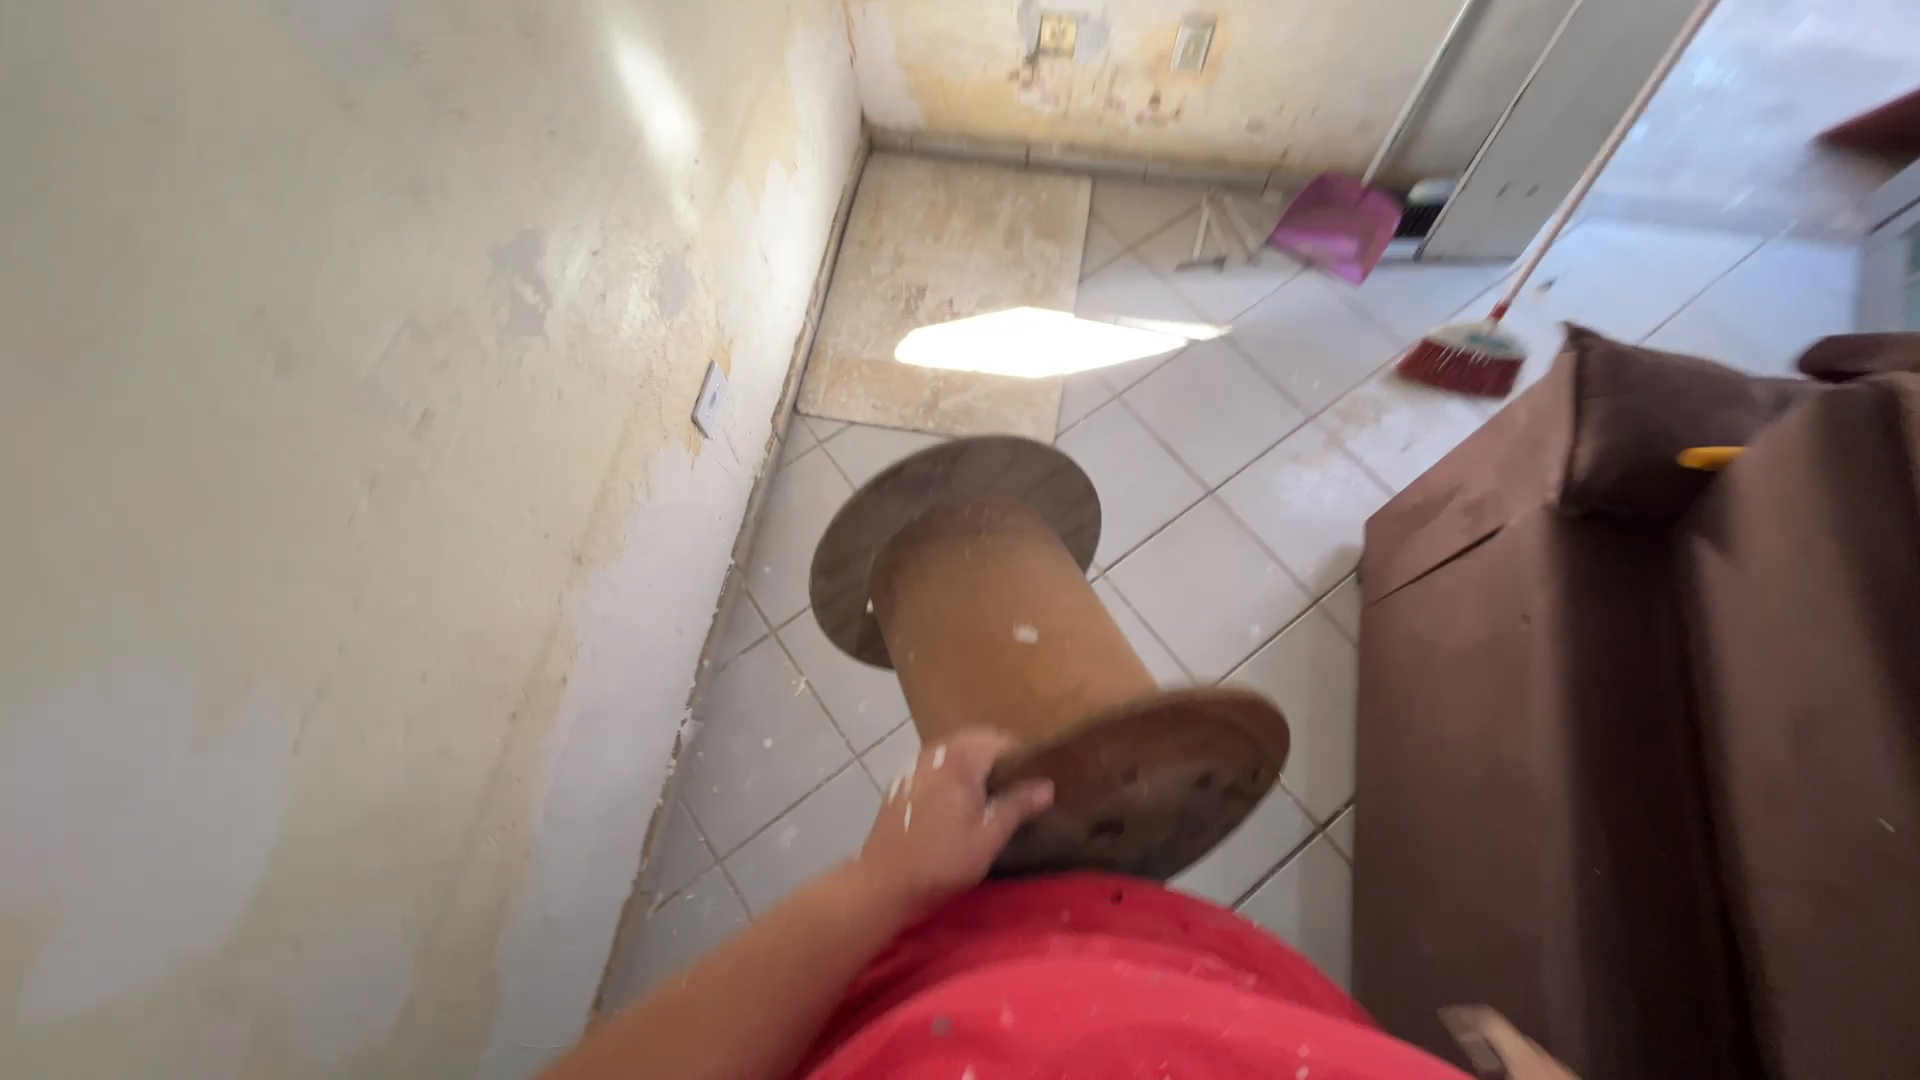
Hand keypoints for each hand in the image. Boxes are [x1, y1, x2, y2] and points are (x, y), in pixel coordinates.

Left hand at [857, 730, 1053, 911]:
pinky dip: (952, 775)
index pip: (1001, 740)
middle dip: (998, 759)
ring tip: (989, 797)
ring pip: (954, 753)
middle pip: (976, 742)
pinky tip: (956, 805)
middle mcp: (935, 752)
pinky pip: (936, 767)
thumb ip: (1017, 805)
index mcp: (960, 759)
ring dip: (974, 767)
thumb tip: (1047, 785)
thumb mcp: (988, 838)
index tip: (1036, 779)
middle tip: (1016, 790)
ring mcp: (915, 765)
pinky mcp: (902, 782)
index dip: (1022, 757)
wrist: (882, 883)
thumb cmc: (941, 862)